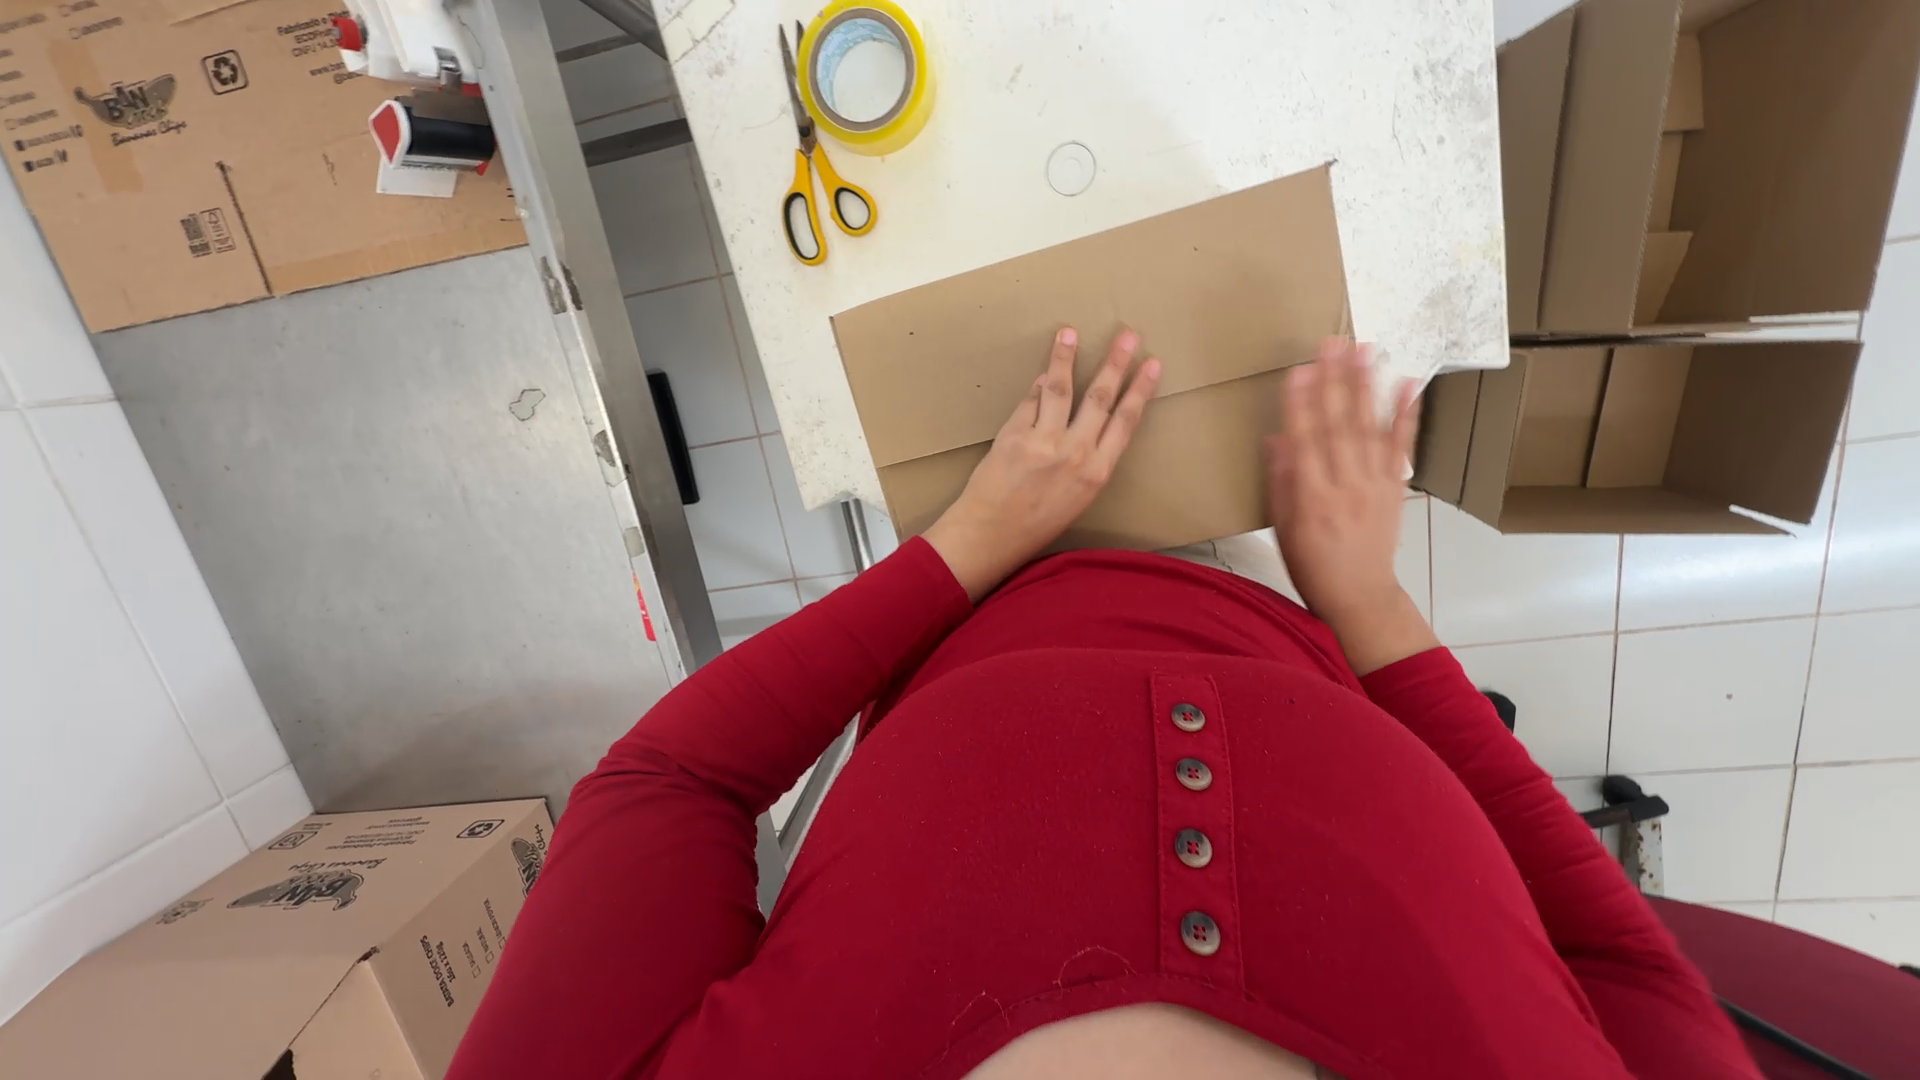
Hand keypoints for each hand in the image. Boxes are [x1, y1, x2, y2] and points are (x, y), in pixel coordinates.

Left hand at [923, 327, 1162, 601]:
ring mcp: (1044, 442)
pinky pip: (1029, 402)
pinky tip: (1043, 373)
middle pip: (1100, 397)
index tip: (1153, 364)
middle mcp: (1075, 454)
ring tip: (1070, 332)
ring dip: (1066, 357)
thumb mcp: (1075, 499)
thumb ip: (1084, 461)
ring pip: (1060, 389)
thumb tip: (1082, 420)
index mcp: (1097, 473)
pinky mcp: (1014, 436)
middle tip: (1128, 334)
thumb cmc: (1034, 526)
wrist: (991, 536)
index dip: (1141, 389)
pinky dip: (1037, 387)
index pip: (1126, 421)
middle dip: (1116, 363)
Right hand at [1267, 338, 1437, 673]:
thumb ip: (1282, 481)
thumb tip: (1278, 437)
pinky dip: (1406, 415)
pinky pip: (1401, 446)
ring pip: (1369, 427)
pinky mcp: (1395, 486)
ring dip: (1366, 386)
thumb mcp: (1282, 526)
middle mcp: (1345, 484)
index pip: (1304, 440)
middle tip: (1333, 343)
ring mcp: (1374, 483)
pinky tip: (1407, 385)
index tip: (1298, 370)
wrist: (1359, 594)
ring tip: (1366, 350)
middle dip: (1334, 381)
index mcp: (1311, 497)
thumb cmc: (1310, 563)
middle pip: (1338, 425)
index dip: (1300, 404)